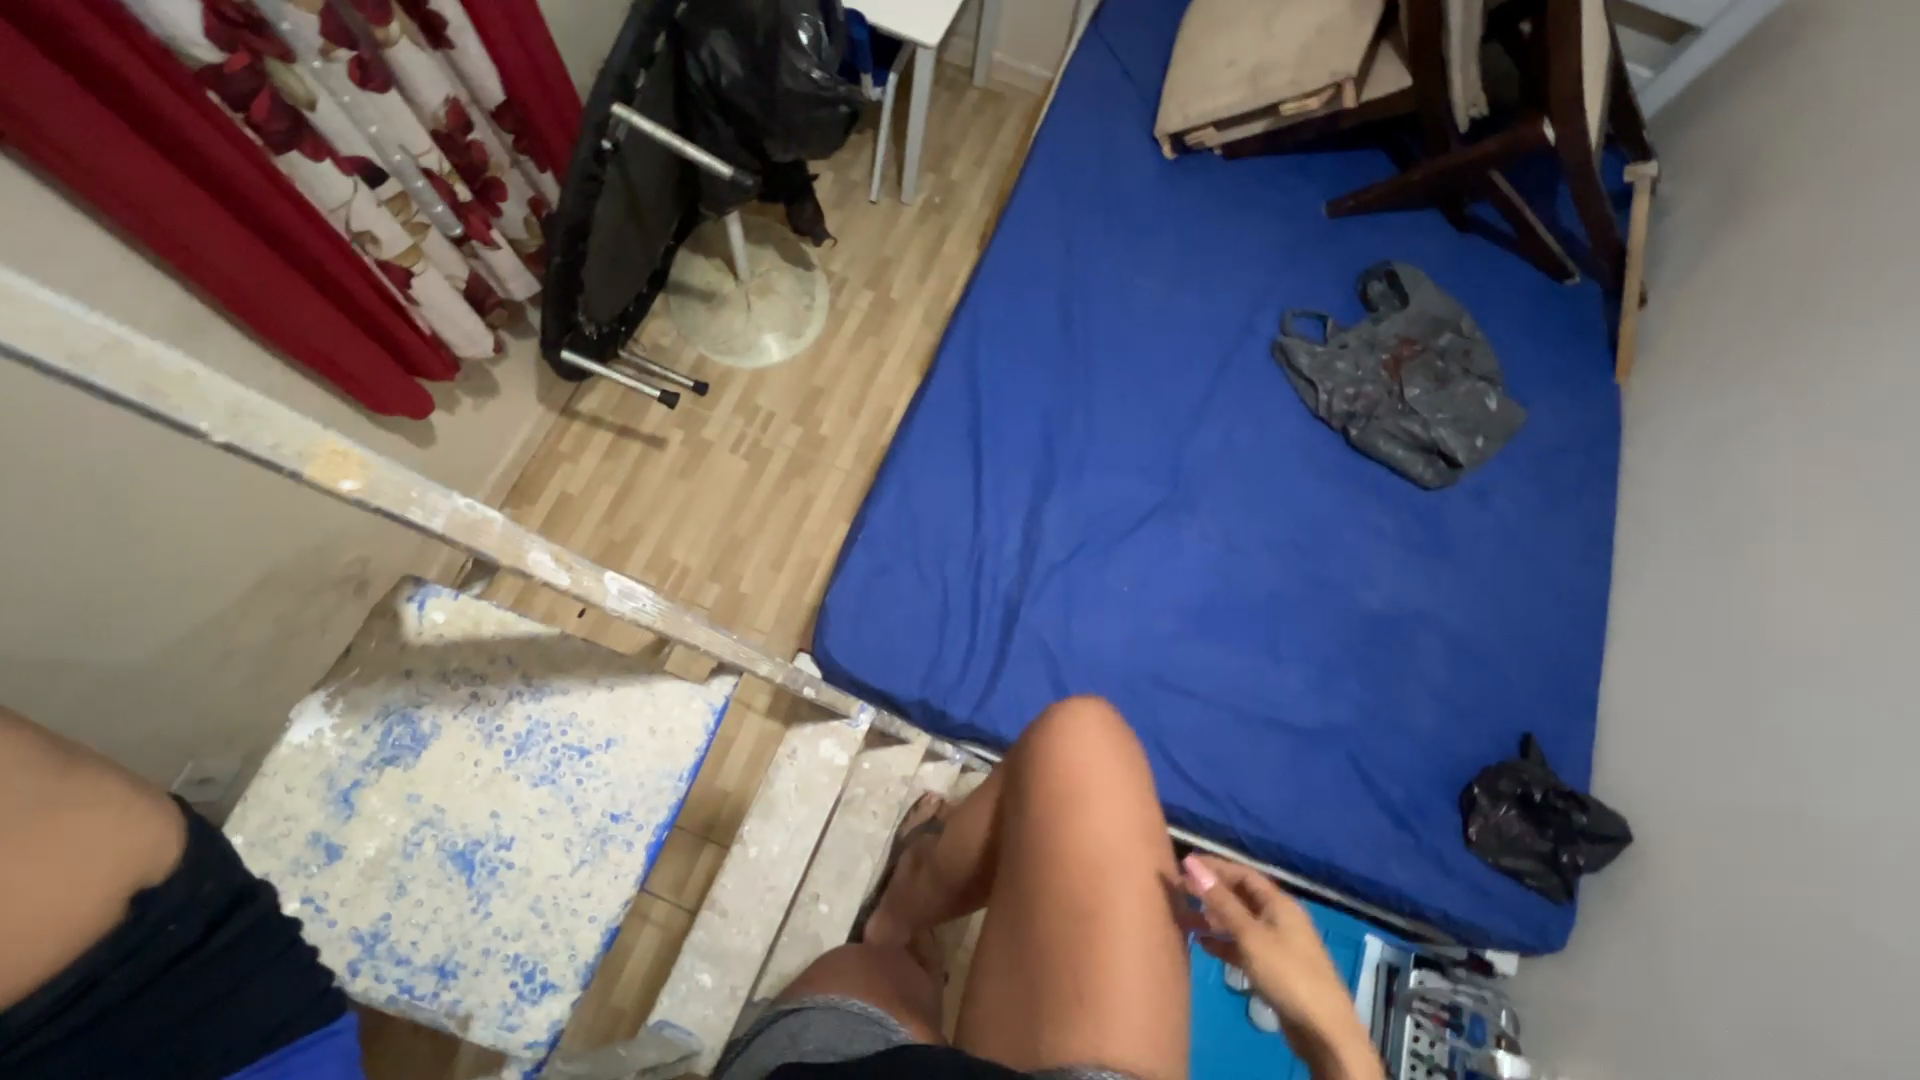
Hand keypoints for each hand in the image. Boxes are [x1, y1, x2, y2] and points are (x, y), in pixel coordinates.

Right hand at [1181, 854, 1382, 1079]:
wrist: (1324, 1031)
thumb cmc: (1286, 974)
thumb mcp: (1250, 935)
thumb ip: (1221, 901)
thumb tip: (1194, 864)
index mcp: (1279, 903)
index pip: (1243, 874)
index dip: (1214, 868)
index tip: (1185, 865)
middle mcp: (1278, 918)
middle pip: (1240, 896)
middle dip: (1211, 892)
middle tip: (1180, 891)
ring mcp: (1277, 944)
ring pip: (1239, 922)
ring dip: (1213, 918)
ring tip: (1184, 918)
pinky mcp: (1273, 968)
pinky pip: (1243, 947)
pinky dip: (1223, 943)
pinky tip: (1202, 945)